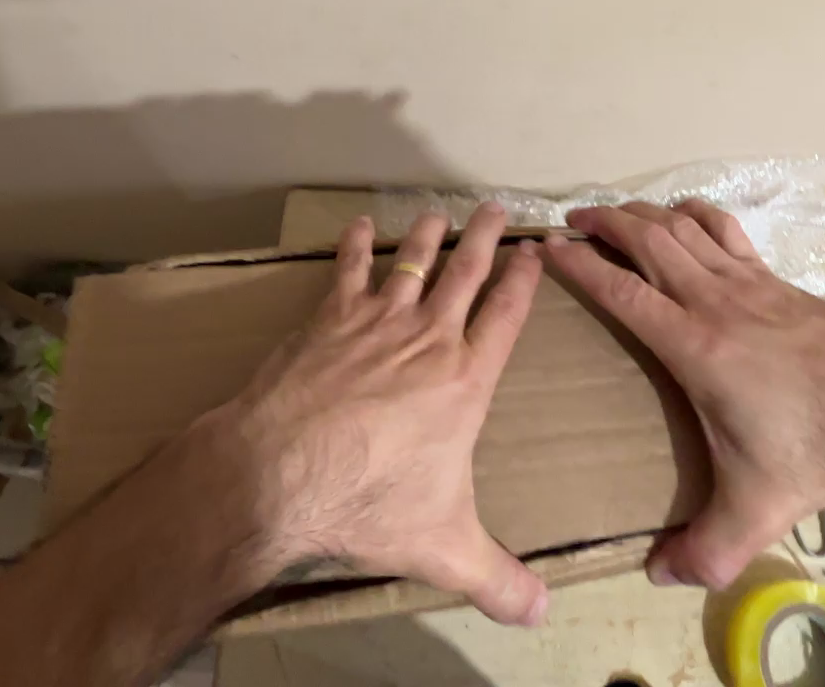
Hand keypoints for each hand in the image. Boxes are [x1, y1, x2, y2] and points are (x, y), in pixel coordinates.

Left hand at [205, 202, 549, 625]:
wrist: (281, 473)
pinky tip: (359, 225)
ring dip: (428, 236)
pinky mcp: (330, 318)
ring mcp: (377, 321)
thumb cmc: (369, 502)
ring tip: (439, 213)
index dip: (523, 280)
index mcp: (465, 380)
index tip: (534, 250)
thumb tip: (543, 617)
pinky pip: (348, 271)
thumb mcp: (444, 548)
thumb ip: (496, 579)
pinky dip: (355, 245)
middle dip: (485, 239)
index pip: (506, 316)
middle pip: (466, 274)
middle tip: (496, 207)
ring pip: (413, 264)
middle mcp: (428, 338)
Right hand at [544, 200, 824, 589]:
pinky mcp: (772, 278)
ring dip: (641, 214)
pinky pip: (724, 230)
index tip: (548, 247)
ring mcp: (746, 282)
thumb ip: (707, 549)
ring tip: (613, 214)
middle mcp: (713, 300)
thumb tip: (658, 577)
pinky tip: (681, 215)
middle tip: (572, 219)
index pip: (622, 290)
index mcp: (695, 345)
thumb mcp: (758, 510)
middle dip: (604, 222)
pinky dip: (694, 213)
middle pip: (647, 241)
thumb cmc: (815, 449)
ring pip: (681, 228)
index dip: (579, 264)